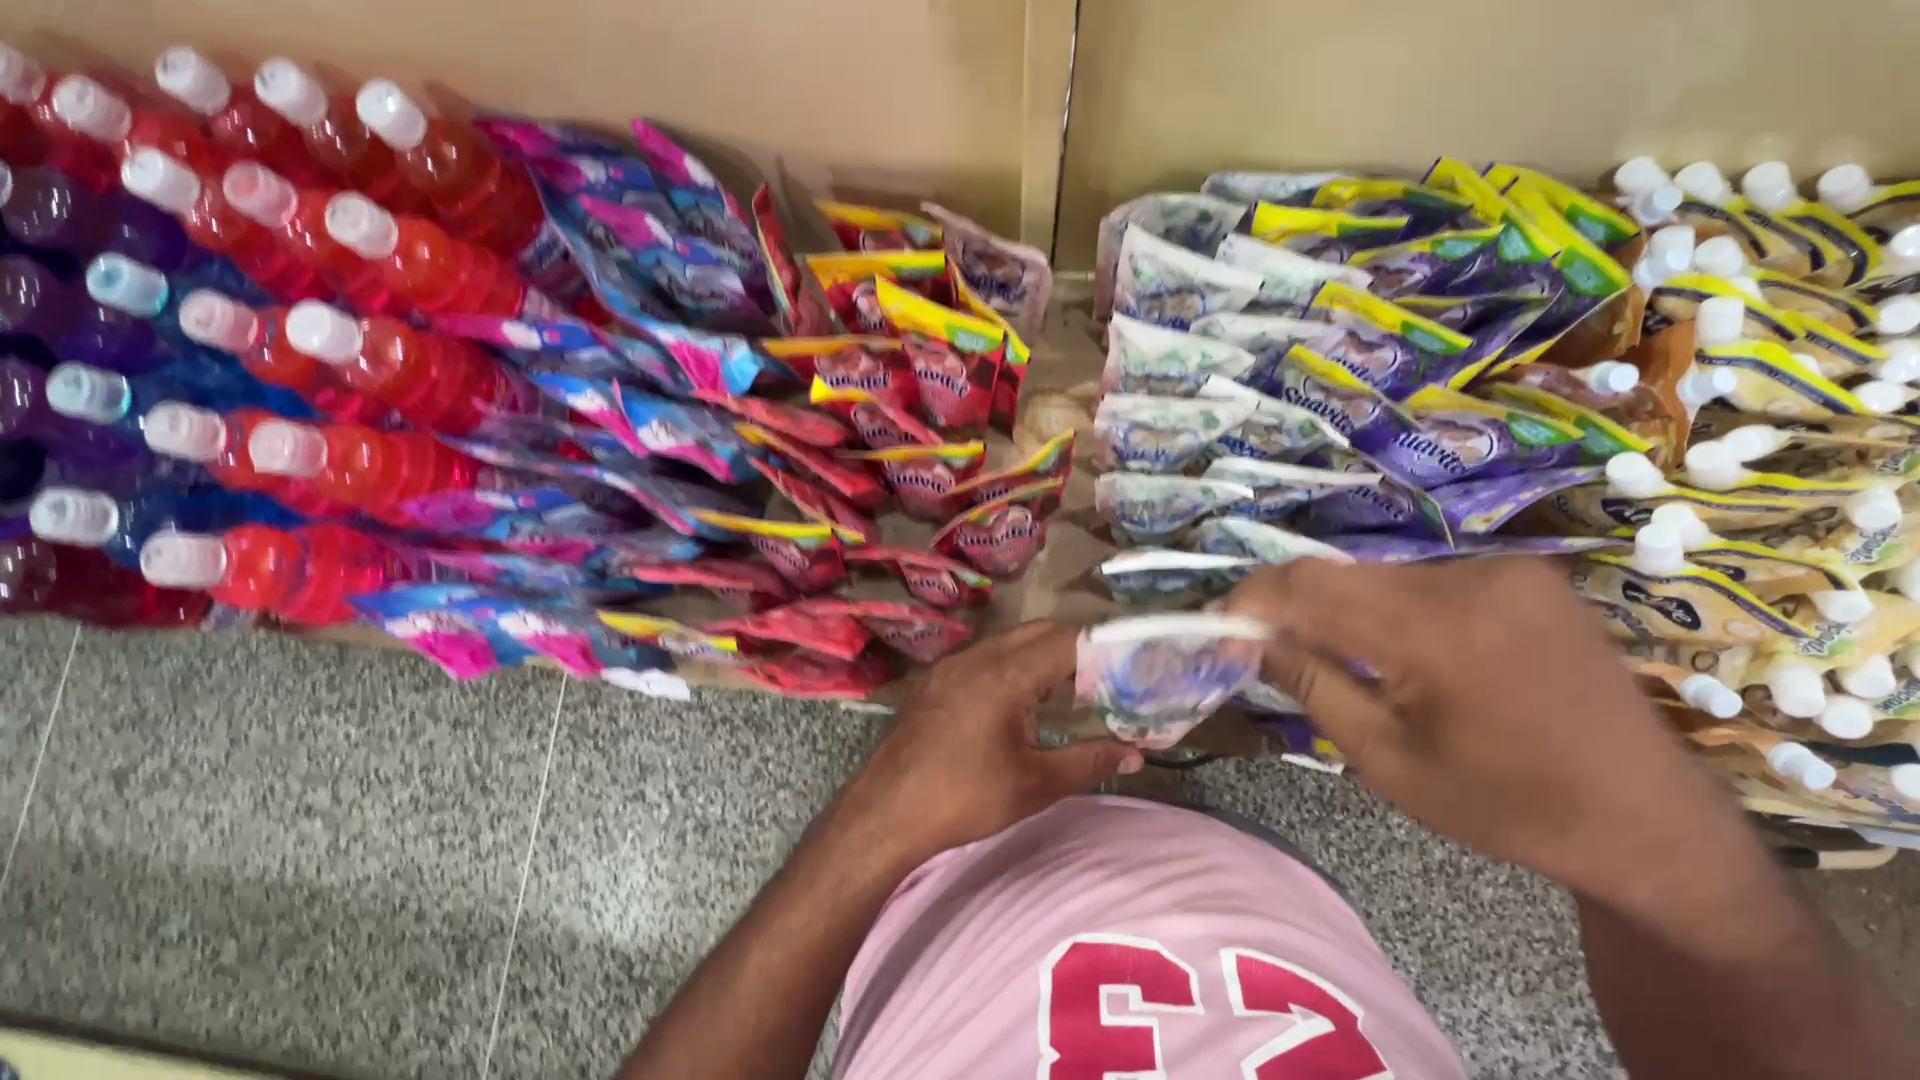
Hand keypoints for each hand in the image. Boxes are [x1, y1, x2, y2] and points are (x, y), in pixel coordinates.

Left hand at [841, 621, 1143, 861]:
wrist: (885, 814)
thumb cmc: (964, 799)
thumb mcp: (1036, 785)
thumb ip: (1089, 762)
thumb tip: (1136, 753)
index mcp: (1005, 675)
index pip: (1066, 640)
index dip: (1102, 648)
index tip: (1128, 665)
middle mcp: (976, 657)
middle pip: (1037, 632)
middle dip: (1075, 648)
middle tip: (1104, 679)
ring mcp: (949, 667)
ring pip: (1007, 643)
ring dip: (1040, 656)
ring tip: (1066, 690)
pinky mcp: (932, 682)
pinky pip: (982, 658)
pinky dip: (1010, 666)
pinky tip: (1016, 702)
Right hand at [1224, 557, 1754, 902]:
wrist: (1647, 818)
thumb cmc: (1509, 806)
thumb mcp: (1390, 761)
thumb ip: (1314, 686)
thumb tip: (1249, 640)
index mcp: (1438, 629)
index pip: (1310, 585)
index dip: (1253, 598)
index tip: (1219, 627)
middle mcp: (1472, 578)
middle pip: (1344, 573)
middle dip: (1293, 605)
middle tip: (1262, 645)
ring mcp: (1507, 570)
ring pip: (1382, 574)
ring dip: (1342, 607)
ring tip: (1329, 655)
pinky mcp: (1527, 576)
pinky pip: (1427, 579)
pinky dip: (1390, 607)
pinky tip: (1395, 651)